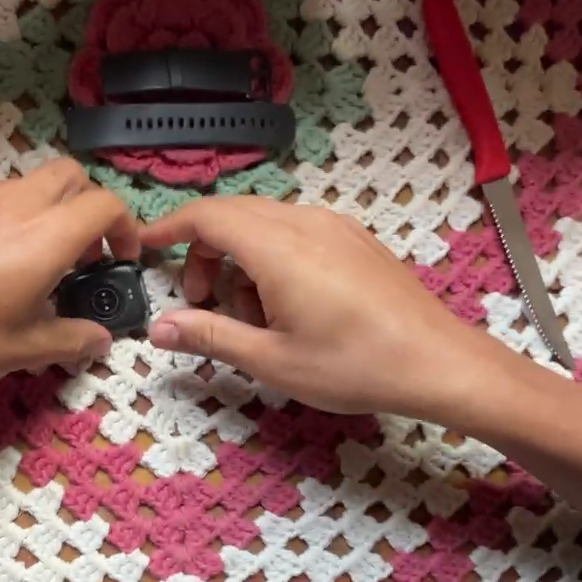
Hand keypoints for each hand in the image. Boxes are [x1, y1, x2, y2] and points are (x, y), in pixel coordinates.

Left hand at [0, 159, 140, 399]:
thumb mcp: (27, 349)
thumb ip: (75, 339)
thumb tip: (100, 339)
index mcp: (47, 234)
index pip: (106, 204)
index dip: (125, 229)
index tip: (118, 262)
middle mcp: (17, 202)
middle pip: (71, 177)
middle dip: (88, 207)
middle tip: (81, 255)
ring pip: (29, 184)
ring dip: (48, 211)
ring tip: (34, 263)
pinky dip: (10, 217)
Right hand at [139, 196, 516, 424]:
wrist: (438, 362)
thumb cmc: (353, 365)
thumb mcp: (271, 361)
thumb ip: (210, 337)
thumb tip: (158, 328)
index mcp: (278, 247)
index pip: (207, 216)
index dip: (168, 226)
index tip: (144, 247)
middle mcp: (304, 222)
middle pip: (232, 216)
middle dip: (203, 253)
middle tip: (200, 304)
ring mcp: (334, 226)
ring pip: (263, 224)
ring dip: (238, 260)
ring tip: (251, 316)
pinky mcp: (353, 238)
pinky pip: (294, 232)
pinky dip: (270, 258)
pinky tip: (285, 304)